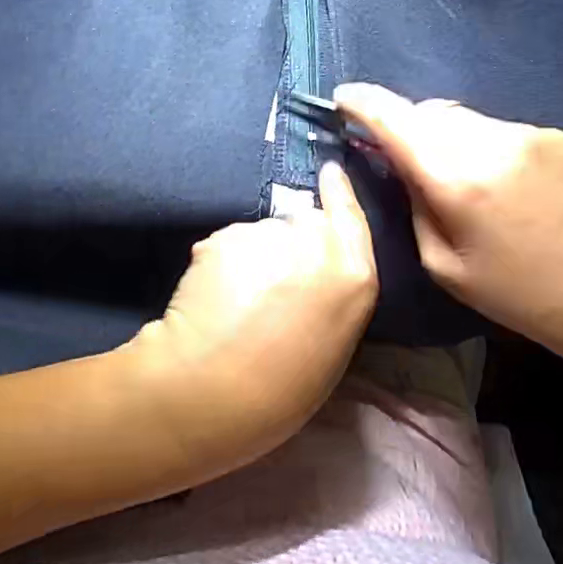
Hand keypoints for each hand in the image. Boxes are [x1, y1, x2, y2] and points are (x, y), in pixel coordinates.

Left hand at [124, 161, 377, 467]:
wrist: (214, 391)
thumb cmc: (283, 391)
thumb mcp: (332, 345)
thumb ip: (330, 293)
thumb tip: (312, 276)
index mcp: (354, 276)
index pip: (351, 217)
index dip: (340, 193)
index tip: (331, 172)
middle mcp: (315, 243)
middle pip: (303, 222)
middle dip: (288, 241)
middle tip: (268, 287)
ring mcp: (267, 236)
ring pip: (260, 234)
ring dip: (251, 256)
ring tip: (235, 301)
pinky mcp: (224, 237)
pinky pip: (224, 245)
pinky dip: (218, 264)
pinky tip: (208, 298)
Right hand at [335, 82, 562, 378]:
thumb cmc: (520, 294)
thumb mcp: (443, 263)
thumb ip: (413, 202)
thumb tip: (398, 163)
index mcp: (458, 178)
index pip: (394, 118)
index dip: (362, 103)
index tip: (342, 98)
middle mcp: (491, 141)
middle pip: (426, 111)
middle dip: (403, 124)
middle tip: (396, 155)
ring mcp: (528, 133)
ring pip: (460, 117)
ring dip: (440, 134)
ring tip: (450, 174)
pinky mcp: (555, 135)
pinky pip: (494, 127)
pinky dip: (476, 142)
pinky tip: (494, 181)